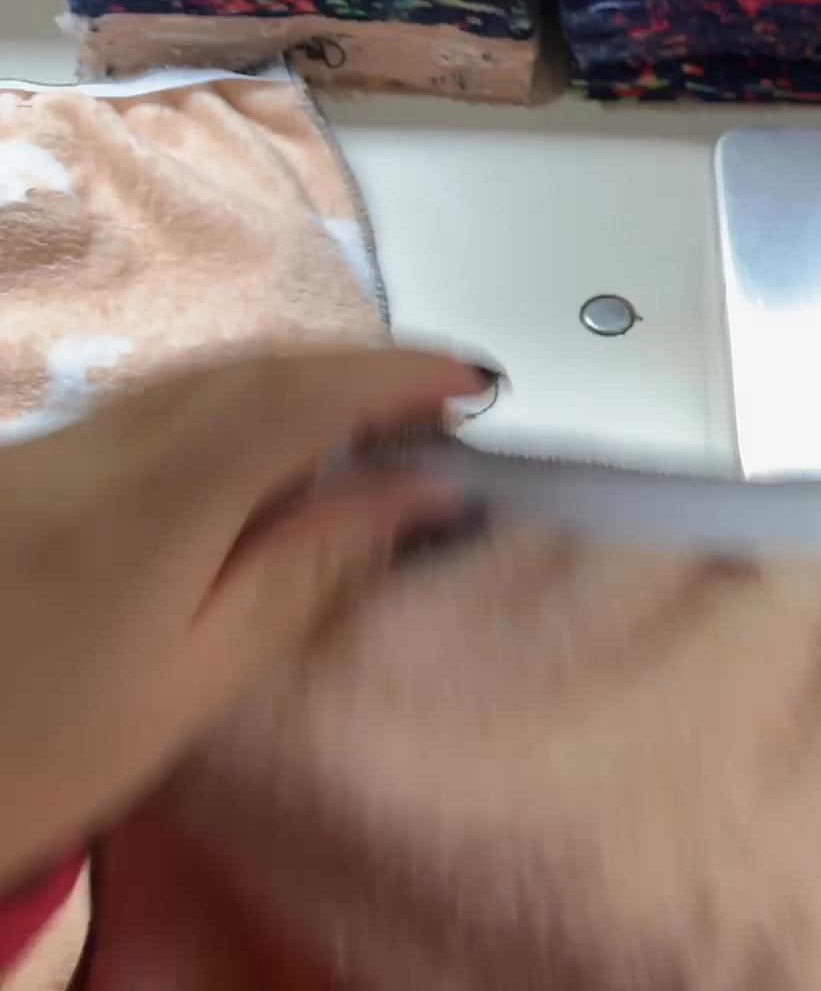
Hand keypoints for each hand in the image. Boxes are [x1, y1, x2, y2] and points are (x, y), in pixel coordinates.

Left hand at [0, 349, 484, 882]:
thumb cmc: (41, 750)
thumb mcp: (205, 670)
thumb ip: (318, 563)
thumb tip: (430, 492)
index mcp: (137, 513)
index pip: (290, 402)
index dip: (394, 377)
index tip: (477, 379)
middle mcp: (81, 453)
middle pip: (249, 371)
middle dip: (366, 368)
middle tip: (451, 392)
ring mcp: (41, 449)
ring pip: (208, 376)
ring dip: (319, 376)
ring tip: (397, 407)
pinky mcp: (27, 462)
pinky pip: (172, 401)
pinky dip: (262, 396)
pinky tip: (301, 427)